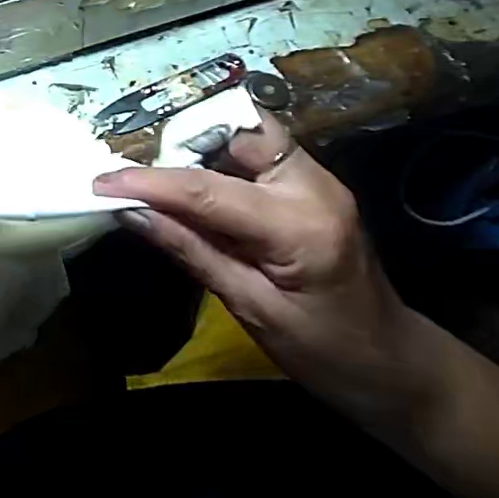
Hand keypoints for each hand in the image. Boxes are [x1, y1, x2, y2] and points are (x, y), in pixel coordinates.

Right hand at [92, 114, 428, 426]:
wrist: (396, 367)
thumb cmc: (326, 355)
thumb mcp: (250, 309)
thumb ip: (190, 250)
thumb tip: (131, 213)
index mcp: (300, 225)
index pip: (207, 189)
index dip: (149, 182)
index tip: (102, 182)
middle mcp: (313, 183)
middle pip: (238, 130)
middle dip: (183, 140)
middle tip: (136, 169)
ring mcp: (318, 178)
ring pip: (248, 133)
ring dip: (199, 146)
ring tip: (157, 174)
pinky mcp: (313, 182)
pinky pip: (257, 152)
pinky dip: (219, 160)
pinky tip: (193, 184)